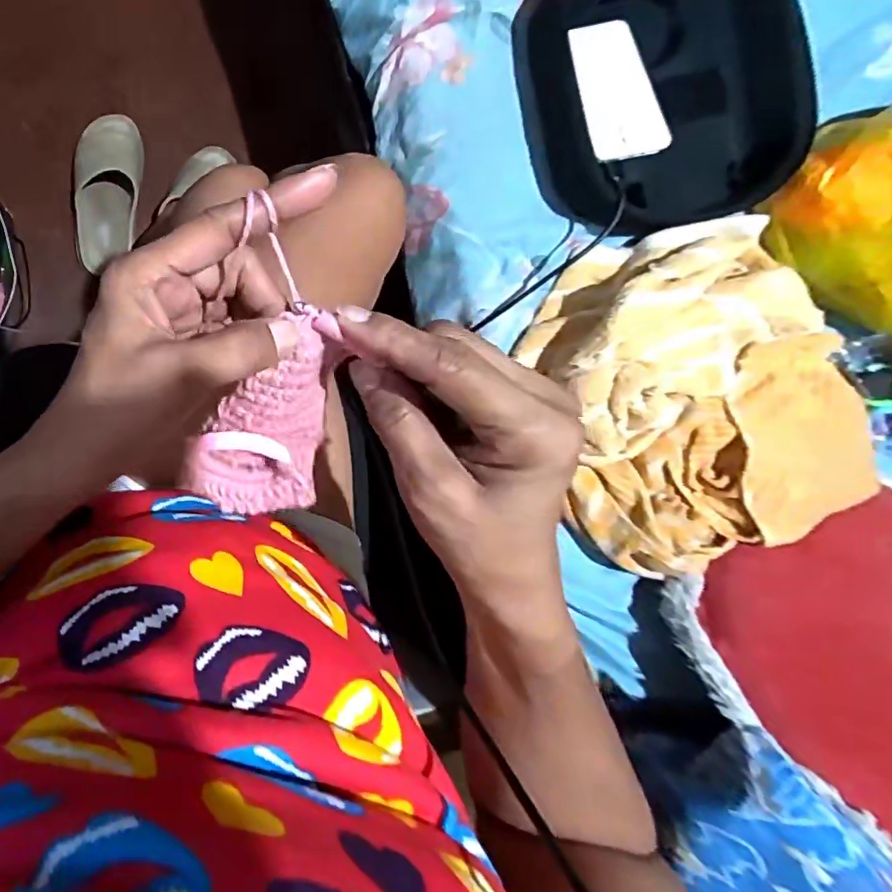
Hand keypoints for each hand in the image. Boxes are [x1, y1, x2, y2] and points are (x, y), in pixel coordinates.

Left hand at [35, 166, 338, 484]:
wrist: (86, 449)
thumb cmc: (119, 409)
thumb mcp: (182, 375)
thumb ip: (243, 346)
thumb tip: (296, 329)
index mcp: (147, 272)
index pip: (218, 227)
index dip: (273, 205)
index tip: (326, 179)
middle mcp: (160, 278)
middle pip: (234, 262)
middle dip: (262, 296)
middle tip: (277, 339)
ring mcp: (171, 304)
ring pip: (236, 292)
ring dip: (258, 319)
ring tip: (263, 355)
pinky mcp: (181, 330)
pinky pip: (229, 318)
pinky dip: (249, 334)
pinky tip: (256, 357)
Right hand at [334, 312, 582, 634]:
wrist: (510, 572)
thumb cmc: (471, 542)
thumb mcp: (426, 489)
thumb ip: (397, 423)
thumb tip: (362, 366)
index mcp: (534, 427)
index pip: (452, 366)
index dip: (393, 339)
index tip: (342, 318)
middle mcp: (548, 397)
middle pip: (458, 345)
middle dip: (397, 343)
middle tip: (344, 345)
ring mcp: (541, 391)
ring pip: (460, 346)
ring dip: (409, 352)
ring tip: (367, 366)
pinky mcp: (524, 394)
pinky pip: (464, 361)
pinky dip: (423, 365)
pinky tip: (398, 379)